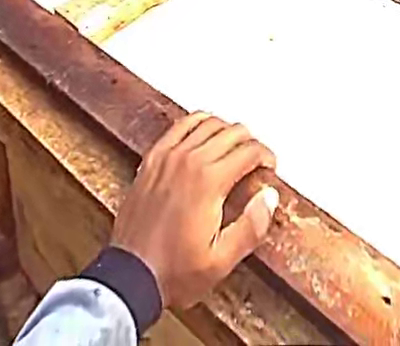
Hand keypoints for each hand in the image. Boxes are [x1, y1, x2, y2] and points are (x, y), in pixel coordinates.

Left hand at [110, 113, 278, 310]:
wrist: (129, 277)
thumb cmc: (174, 271)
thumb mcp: (221, 260)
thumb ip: (251, 227)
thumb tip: (270, 197)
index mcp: (210, 181)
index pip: (249, 151)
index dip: (266, 156)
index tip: (269, 166)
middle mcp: (191, 159)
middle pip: (233, 132)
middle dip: (250, 142)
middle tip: (254, 159)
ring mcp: (170, 155)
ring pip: (209, 123)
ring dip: (227, 130)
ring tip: (233, 146)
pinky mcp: (154, 157)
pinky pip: (180, 125)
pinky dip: (197, 121)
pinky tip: (204, 130)